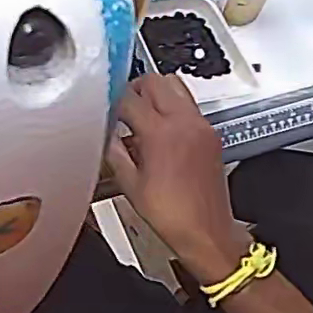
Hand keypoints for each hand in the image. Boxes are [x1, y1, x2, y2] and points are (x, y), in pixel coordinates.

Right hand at [106, 74, 252, 285]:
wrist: (206, 231)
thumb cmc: (173, 215)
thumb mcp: (130, 185)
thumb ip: (114, 153)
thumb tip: (105, 137)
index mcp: (161, 133)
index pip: (129, 98)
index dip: (111, 100)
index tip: (102, 106)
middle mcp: (184, 123)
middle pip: (156, 81)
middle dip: (134, 89)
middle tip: (120, 106)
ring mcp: (201, 126)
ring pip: (176, 86)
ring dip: (155, 94)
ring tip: (140, 114)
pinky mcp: (210, 135)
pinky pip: (188, 106)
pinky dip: (171, 108)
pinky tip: (158, 131)